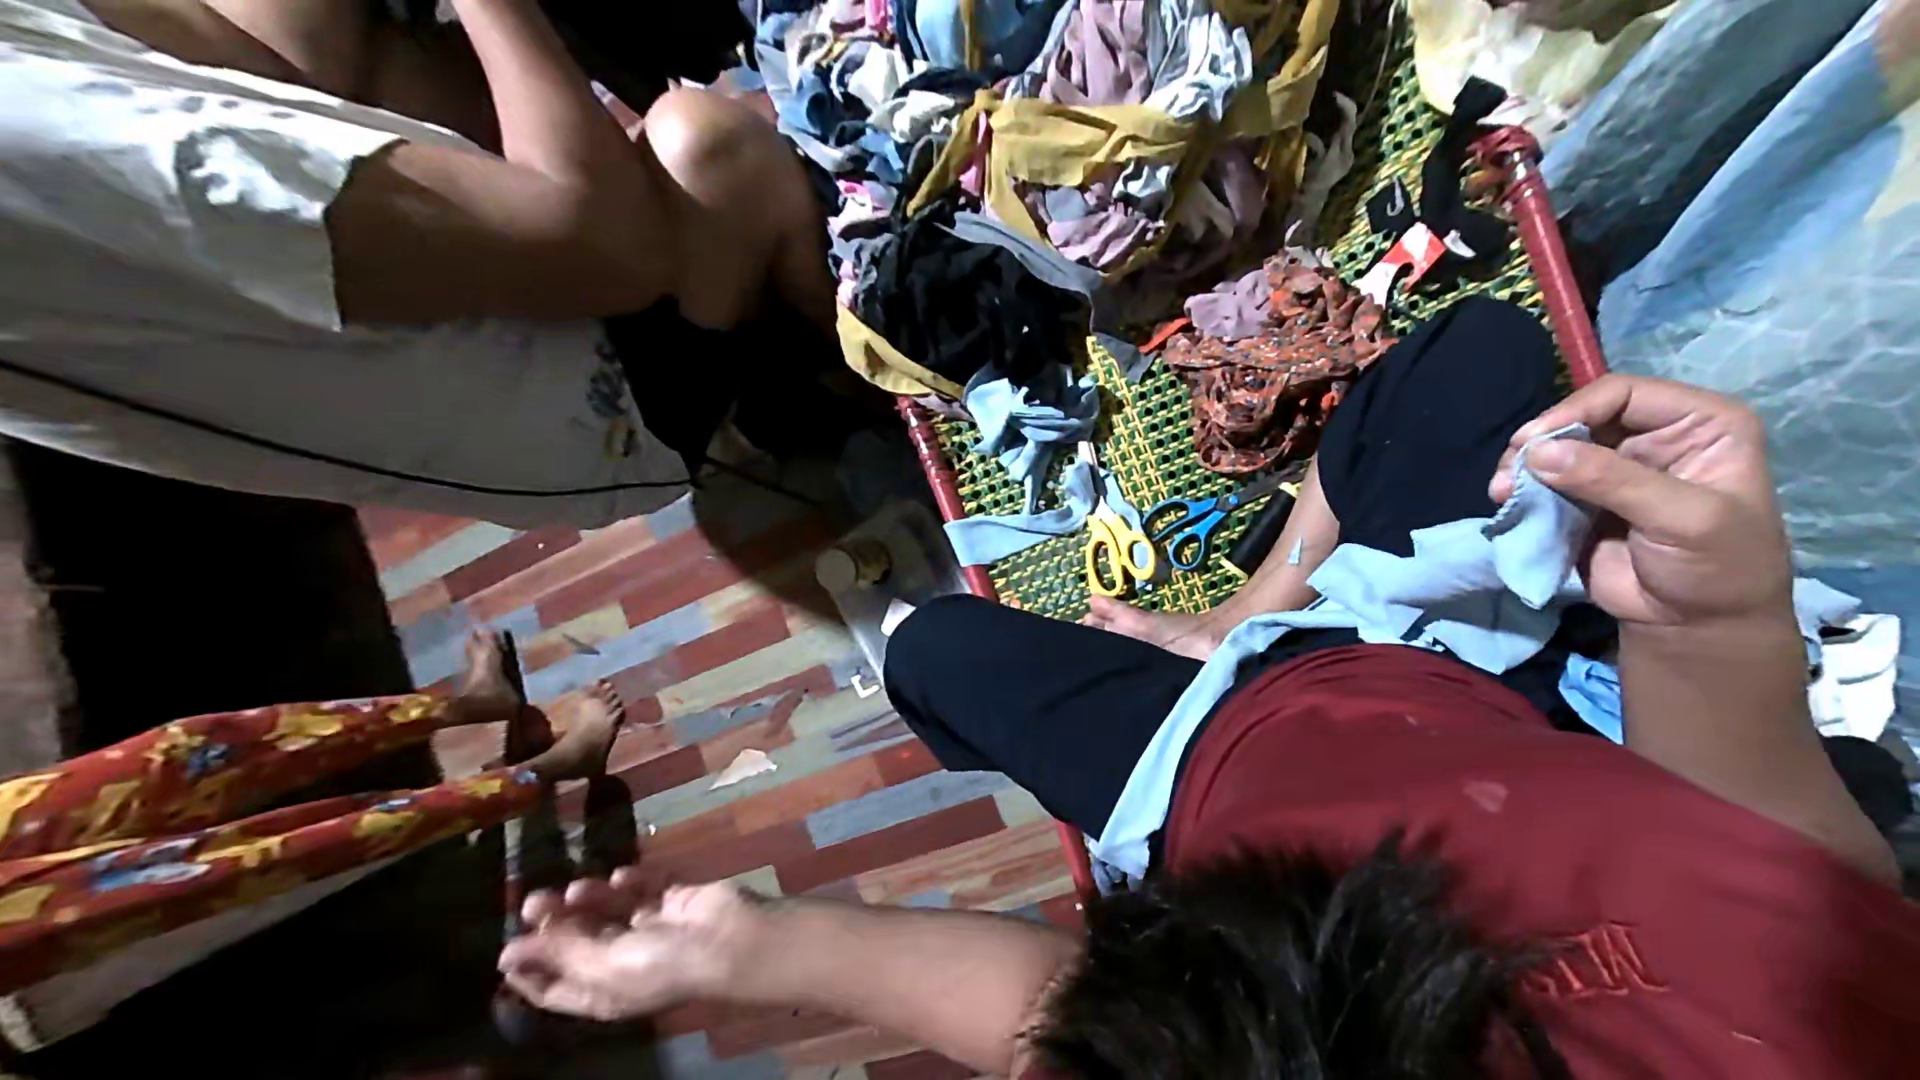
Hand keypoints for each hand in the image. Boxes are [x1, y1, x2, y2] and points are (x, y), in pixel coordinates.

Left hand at [499, 872, 758, 1020]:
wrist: (726, 938)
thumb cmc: (661, 963)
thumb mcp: (604, 965)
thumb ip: (560, 951)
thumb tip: (506, 954)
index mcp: (602, 992)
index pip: (555, 986)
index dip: (528, 970)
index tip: (507, 945)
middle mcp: (621, 961)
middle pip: (578, 942)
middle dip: (555, 923)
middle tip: (534, 899)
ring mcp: (649, 929)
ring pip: (608, 911)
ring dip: (589, 898)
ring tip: (576, 885)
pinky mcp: (671, 900)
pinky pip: (644, 888)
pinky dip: (631, 882)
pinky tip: (622, 877)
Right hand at [1489, 374, 1792, 630]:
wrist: (1692, 621)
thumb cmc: (1716, 566)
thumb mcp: (1681, 519)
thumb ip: (1612, 480)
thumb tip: (1537, 452)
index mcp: (1699, 425)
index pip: (1622, 393)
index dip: (1573, 411)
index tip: (1533, 444)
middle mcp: (1651, 437)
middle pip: (1575, 418)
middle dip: (1535, 443)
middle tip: (1509, 475)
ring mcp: (1610, 468)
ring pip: (1548, 448)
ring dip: (1518, 468)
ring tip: (1502, 494)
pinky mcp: (1577, 496)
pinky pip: (1537, 479)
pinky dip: (1516, 488)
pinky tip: (1505, 503)